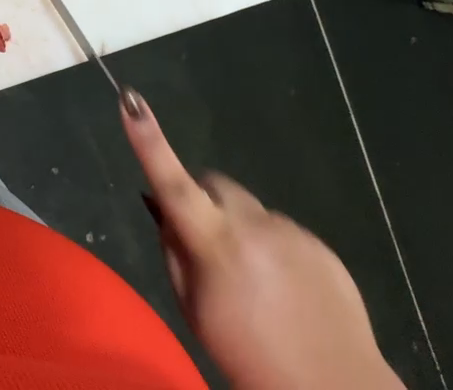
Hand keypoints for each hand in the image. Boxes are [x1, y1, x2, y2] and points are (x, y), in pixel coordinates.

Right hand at [119, 88, 405, 389]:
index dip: (148, 139)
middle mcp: (254, 226)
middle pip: (213, 184)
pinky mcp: (321, 244)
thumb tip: (162, 207)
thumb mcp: (192, 307)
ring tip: (252, 279)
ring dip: (238, 227)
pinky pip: (281, 229)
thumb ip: (173, 249)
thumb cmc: (245, 353)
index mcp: (214, 243)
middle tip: (203, 243)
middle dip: (202, 201)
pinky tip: (282, 287)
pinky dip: (270, 246)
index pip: (171, 181)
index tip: (131, 99)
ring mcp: (292, 232)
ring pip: (248, 209)